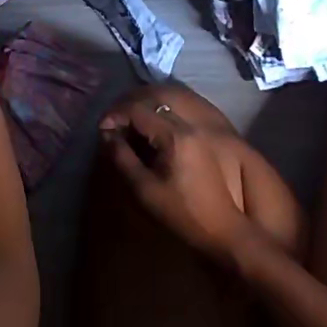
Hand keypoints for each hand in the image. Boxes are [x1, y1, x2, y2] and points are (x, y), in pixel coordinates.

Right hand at [100, 97, 303, 264]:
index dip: (116, 115)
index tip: (103, 129)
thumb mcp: (145, 189)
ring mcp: (202, 126)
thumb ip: (123, 158)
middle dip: (129, 106)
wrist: (223, 227)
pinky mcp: (209, 131)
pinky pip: (182, 108)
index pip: (139, 110)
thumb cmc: (182, 213)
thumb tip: (107, 135)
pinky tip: (152, 124)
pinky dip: (163, 109)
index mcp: (175, 136)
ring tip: (130, 120)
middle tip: (113, 122)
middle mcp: (190, 124)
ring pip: (170, 100)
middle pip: (154, 99)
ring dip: (146, 104)